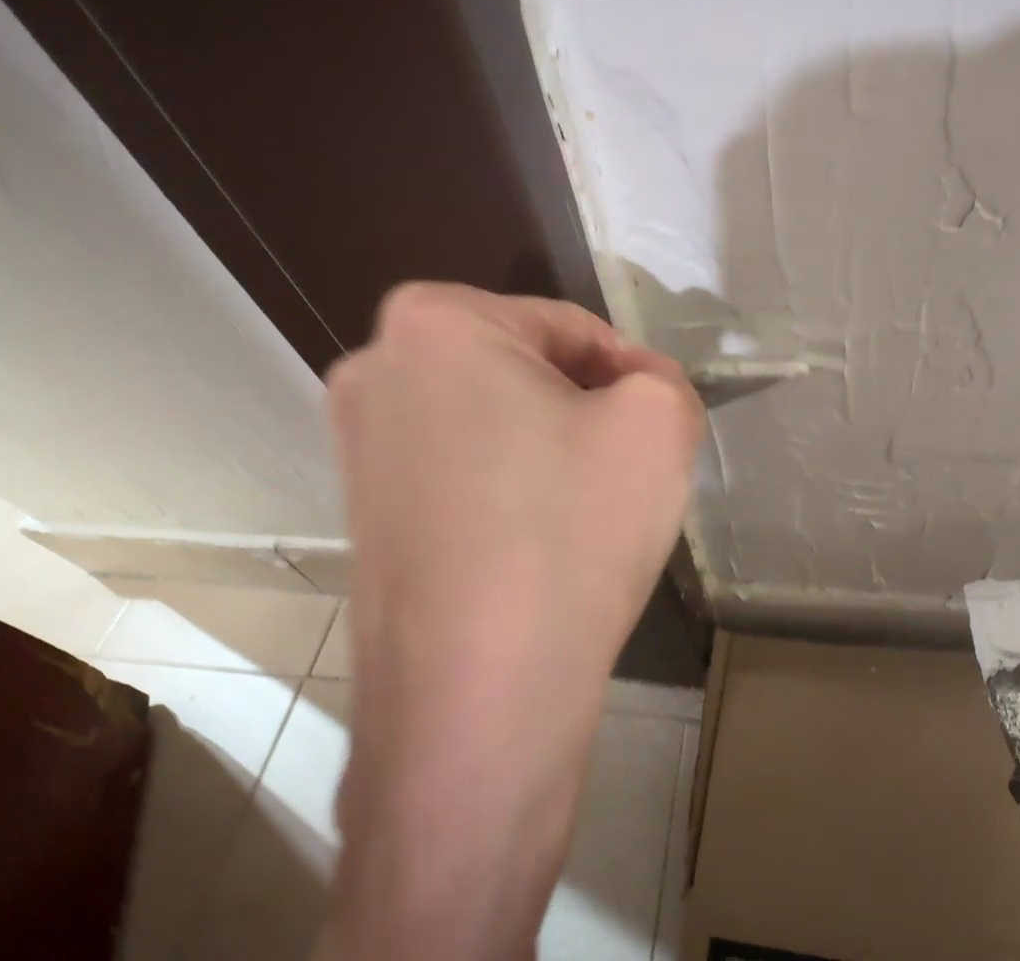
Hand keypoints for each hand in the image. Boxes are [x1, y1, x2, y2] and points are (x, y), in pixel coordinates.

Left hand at [327, 281, 701, 682]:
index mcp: (433, 322)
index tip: (657, 433)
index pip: (569, 328)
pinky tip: (541, 549)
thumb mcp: (658, 425)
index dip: (630, 377)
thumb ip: (662, 378)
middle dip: (583, 411)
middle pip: (522, 373)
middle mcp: (374, 370)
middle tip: (625, 471)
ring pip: (492, 427)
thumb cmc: (569, 534)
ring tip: (586, 516)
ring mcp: (357, 450)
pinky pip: (461, 479)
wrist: (476, 697)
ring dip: (548, 454)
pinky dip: (508, 497)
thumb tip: (637, 388)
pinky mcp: (364, 517)